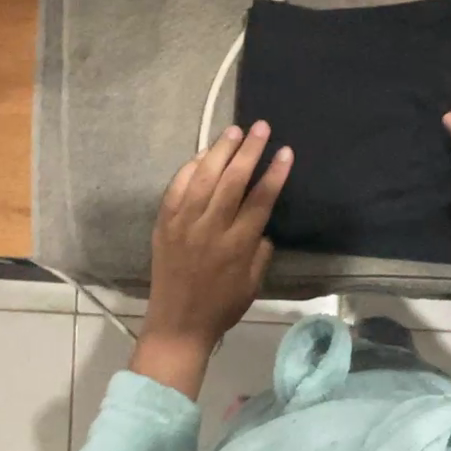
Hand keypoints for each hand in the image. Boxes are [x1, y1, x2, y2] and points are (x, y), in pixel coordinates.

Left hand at [132, 121, 291, 397]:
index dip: (274, 173)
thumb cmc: (221, 307)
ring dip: (220, 151)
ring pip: (204, 177)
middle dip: (249, 150)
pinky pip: (177, 188)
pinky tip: (203, 155)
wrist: (178, 323)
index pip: (260, 200)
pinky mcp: (165, 224)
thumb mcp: (253, 284)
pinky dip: (190, 168)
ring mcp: (184, 223)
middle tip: (261, 128)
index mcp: (237, 245)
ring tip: (234, 131)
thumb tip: (262, 225)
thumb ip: (261, 251)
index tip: (285, 152)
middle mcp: (210, 228)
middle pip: (233, 179)